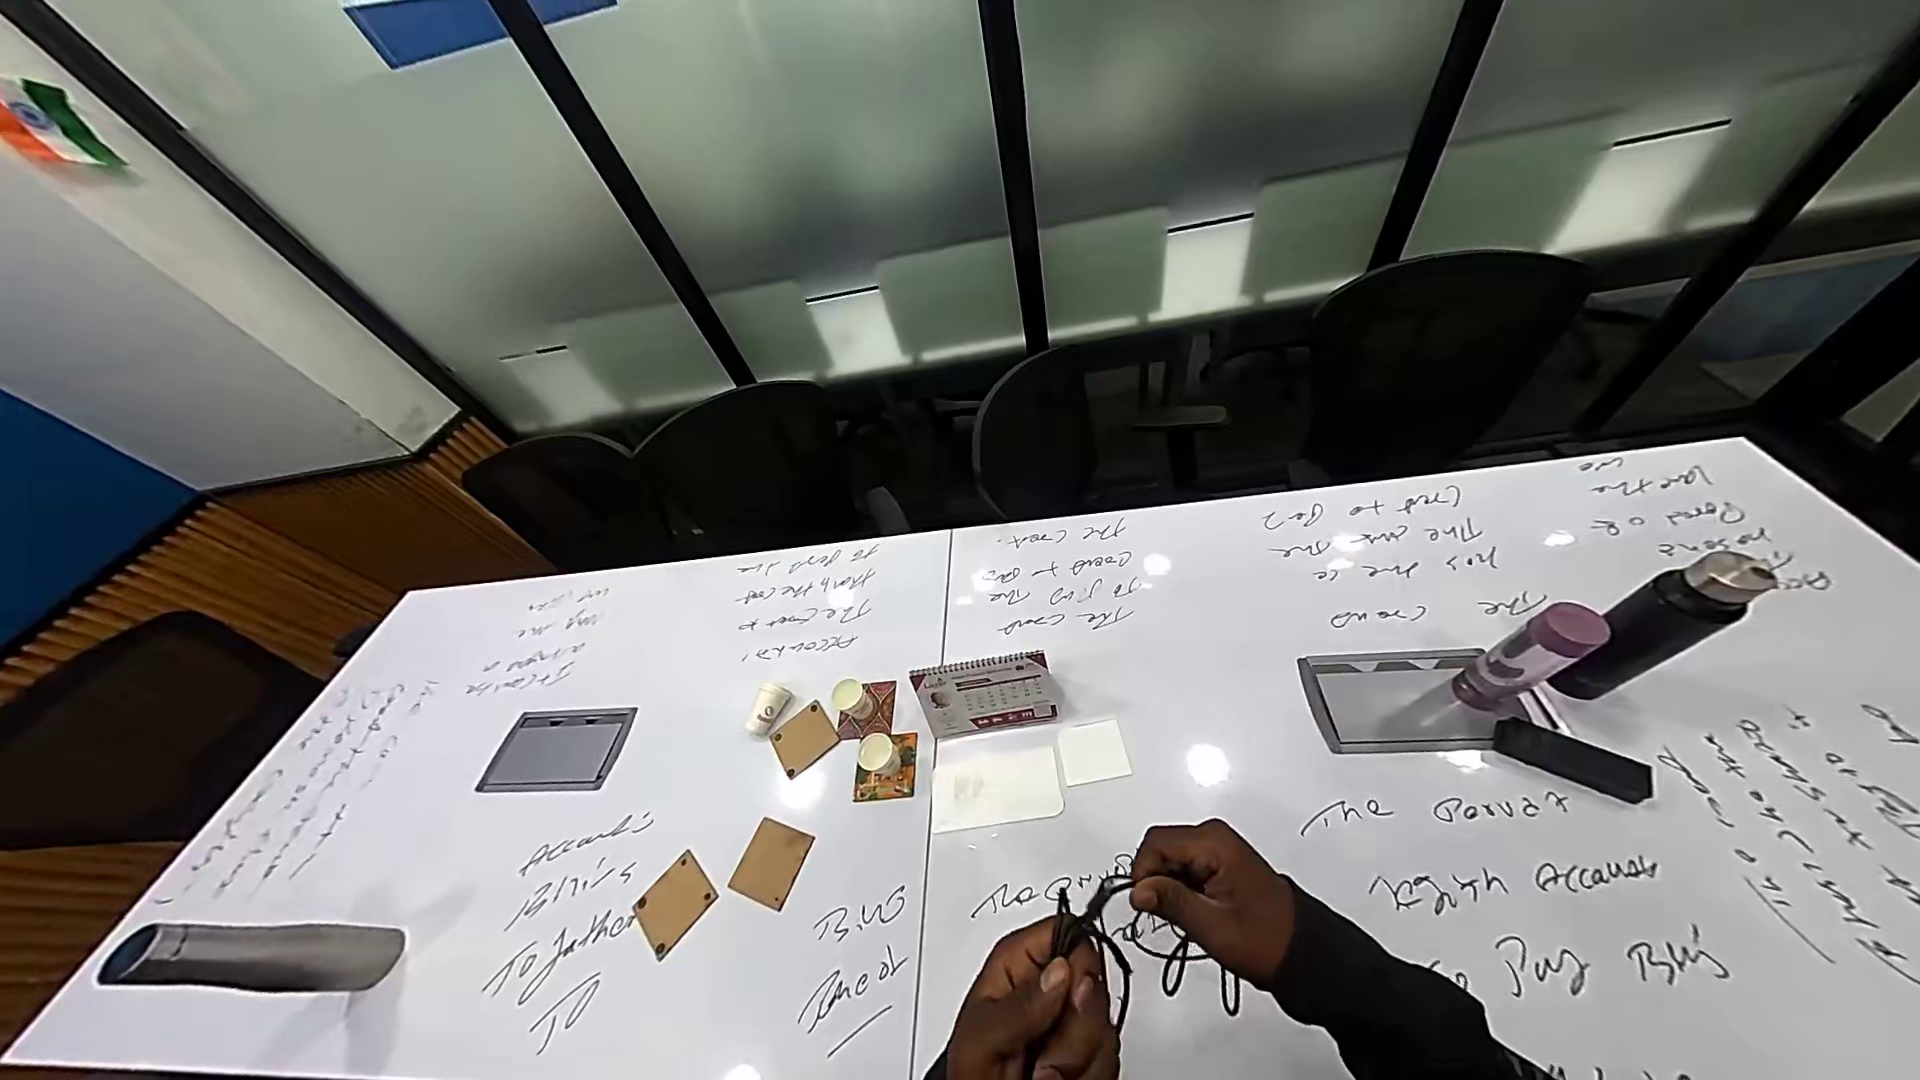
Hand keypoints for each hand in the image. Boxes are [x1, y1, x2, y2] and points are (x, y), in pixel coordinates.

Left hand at [947, 915, 1120, 1079]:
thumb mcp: (982, 1037)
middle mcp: (1048, 986)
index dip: (1077, 960)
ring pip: (1104, 1025)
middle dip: (1076, 1028)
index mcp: (1018, 965)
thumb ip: (1020, 1005)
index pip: (1066, 930)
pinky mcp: (1086, 1054)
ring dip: (1078, 1062)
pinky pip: (1110, 1059)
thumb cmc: (971, 1076)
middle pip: (1093, 980)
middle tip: (1043, 1059)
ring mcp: (1069, 1021)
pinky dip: (1089, 1078)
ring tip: (1041, 1076)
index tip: (1070, 995)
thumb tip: (1061, 969)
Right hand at [1129, 819, 1296, 988]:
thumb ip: (1171, 902)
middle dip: (1156, 879)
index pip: (1155, 843)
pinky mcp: (1218, 859)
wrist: (1305, 953)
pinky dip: (1181, 887)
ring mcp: (1216, 846)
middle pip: (1160, 847)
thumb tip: (1137, 890)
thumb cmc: (1267, 939)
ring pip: (1169, 857)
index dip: (1144, 873)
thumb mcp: (1213, 926)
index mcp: (1212, 841)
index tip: (1147, 903)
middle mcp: (1212, 835)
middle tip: (1167, 913)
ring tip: (1188, 915)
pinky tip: (1195, 909)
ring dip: (1169, 885)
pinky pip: (1183, 865)